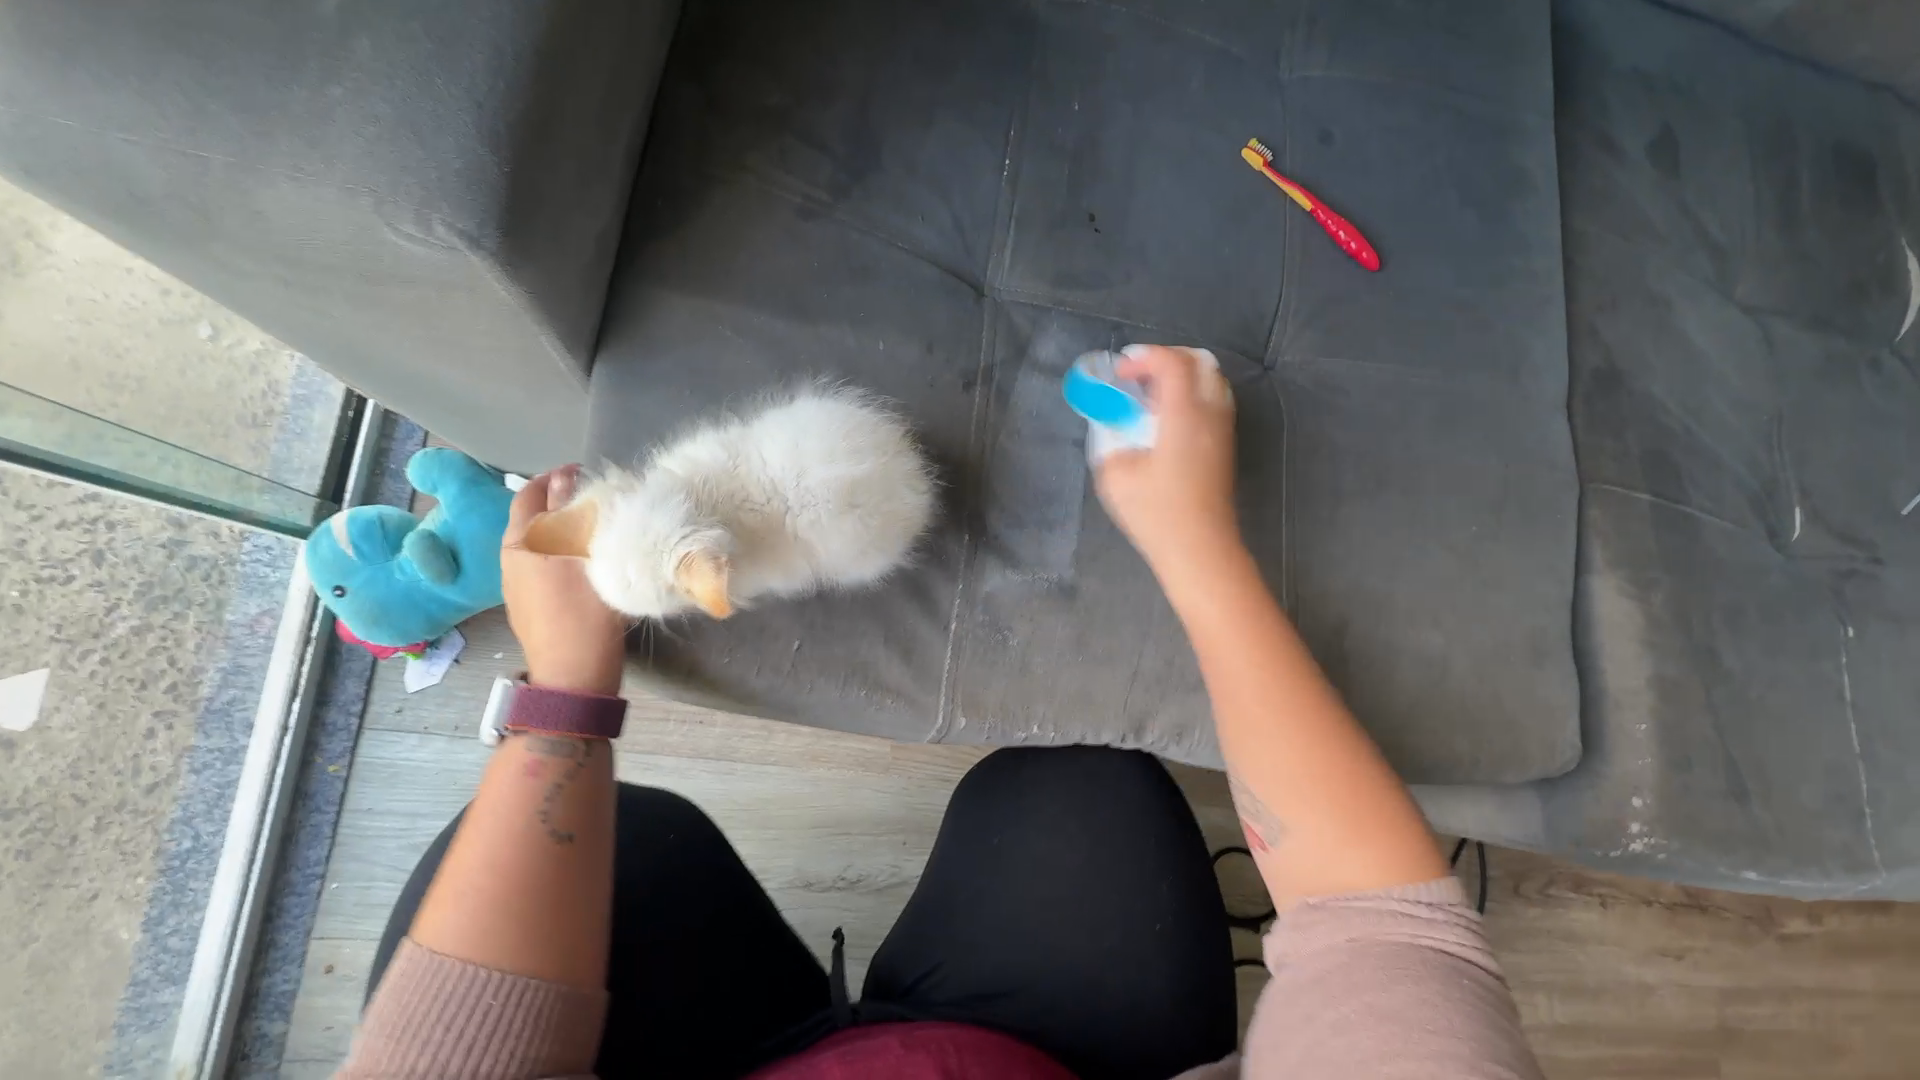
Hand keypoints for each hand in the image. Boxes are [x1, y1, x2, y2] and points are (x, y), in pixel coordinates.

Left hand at [502, 466, 627, 695]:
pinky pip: (543, 565)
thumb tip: (564, 480)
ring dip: (563, 529)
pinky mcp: (530, 605)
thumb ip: (572, 513)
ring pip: (540, 543)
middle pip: (534, 518)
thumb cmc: (583, 609)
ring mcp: (517, 585)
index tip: (585, 472)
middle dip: (562, 503)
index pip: (529, 494)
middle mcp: (511, 559)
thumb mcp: (584, 554)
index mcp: (520, 541)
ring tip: (598, 528)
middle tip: (598, 498)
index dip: (554, 478)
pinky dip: (562, 553)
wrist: (574, 672)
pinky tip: (587, 562)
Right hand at [1093, 345, 1242, 575]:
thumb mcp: (1115, 475)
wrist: (1199, 549)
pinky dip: (1191, 397)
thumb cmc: (1155, 513)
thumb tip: (1111, 424)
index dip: (1145, 357)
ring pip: (1212, 381)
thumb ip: (1110, 439)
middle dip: (1167, 359)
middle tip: (1138, 376)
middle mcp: (1210, 414)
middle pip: (1200, 362)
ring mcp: (1222, 430)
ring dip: (1181, 378)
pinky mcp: (1225, 447)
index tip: (1120, 372)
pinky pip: (1214, 402)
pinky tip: (1166, 421)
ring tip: (1151, 398)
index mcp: (1183, 415)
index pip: (1173, 363)